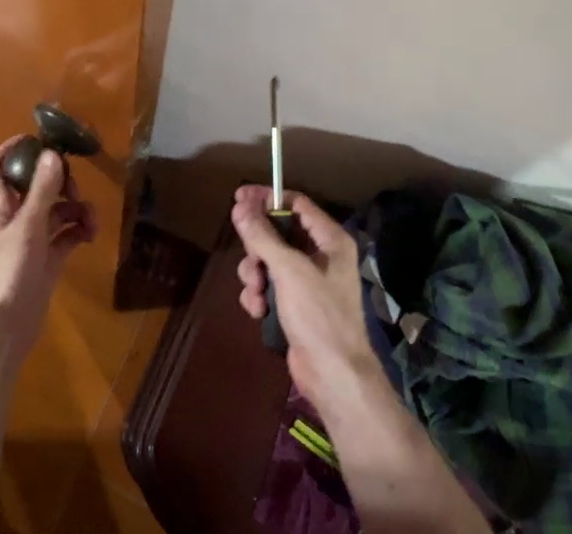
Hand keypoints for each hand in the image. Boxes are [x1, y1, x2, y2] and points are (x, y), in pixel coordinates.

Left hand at [0, 136, 97, 362]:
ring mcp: (32, 241)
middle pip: (36, 187)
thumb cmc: (8, 274)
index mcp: (1, 207)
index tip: (36, 141)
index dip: (9, 151)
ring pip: (56, 211)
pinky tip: (90, 236)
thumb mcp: (28, 228)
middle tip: (75, 189)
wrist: (4, 329)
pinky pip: (66, 236)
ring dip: (75, 208)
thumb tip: (52, 153)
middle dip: (58, 182)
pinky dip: (79, 231)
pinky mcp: (48, 261)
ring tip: (91, 220)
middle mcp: (15, 219)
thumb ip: (42, 192)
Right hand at [231, 185, 377, 412]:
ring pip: (268, 262)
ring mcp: (307, 282)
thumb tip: (239, 206)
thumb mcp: (288, 270)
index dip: (267, 199)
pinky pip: (268, 286)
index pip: (296, 204)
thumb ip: (262, 236)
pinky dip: (259, 296)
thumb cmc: (318, 314)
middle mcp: (321, 257)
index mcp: (330, 240)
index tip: (238, 197)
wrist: (333, 374)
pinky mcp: (295, 305)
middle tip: (250, 260)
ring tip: (255, 292)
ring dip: (255, 275)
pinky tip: (258, 311)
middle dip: (258, 248)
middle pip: (278, 234)